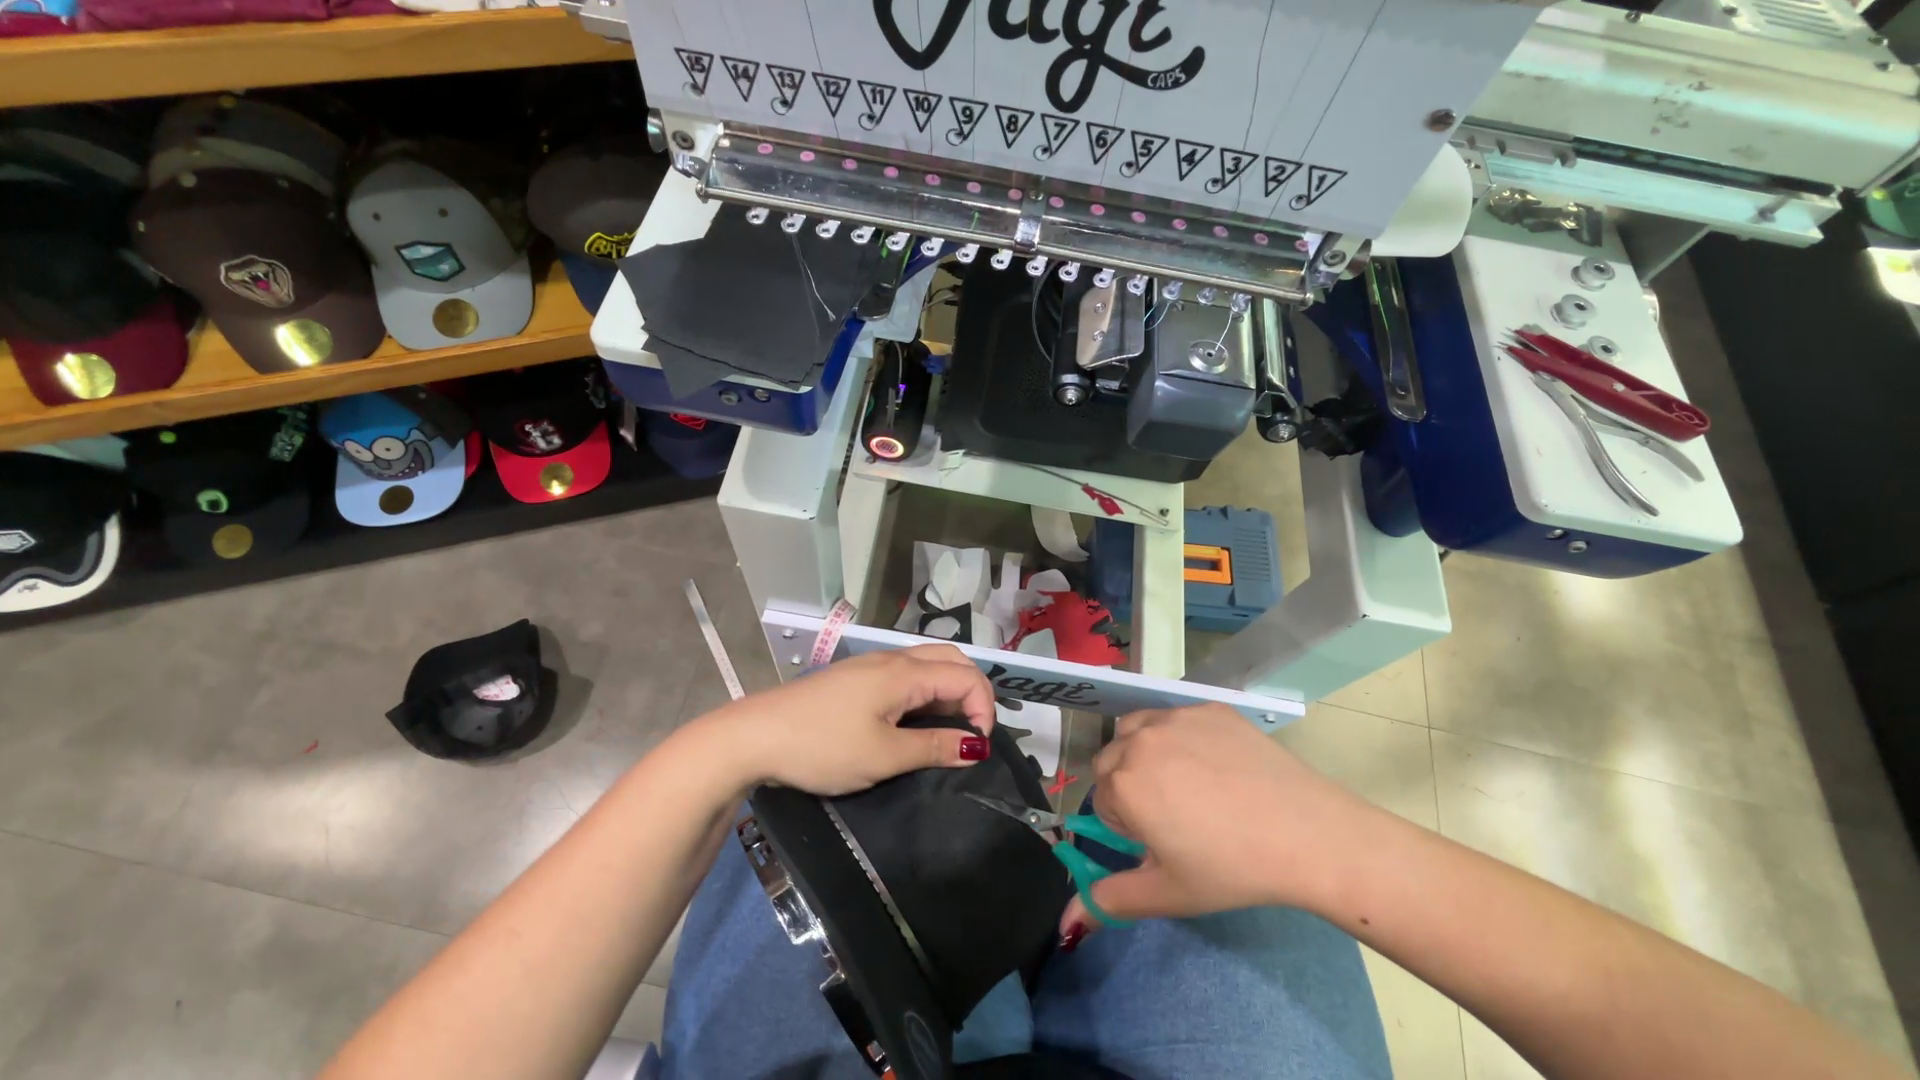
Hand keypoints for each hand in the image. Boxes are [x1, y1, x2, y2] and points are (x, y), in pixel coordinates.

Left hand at [704, 645, 996, 796]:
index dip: (983, 708)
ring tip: (947, 730)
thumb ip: (933, 747)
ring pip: (927, 665)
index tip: (977, 748)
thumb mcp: (884, 756)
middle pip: (950, 659)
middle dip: (972, 691)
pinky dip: (924, 692)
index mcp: (905, 673)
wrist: (753, 737)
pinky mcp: (853, 679)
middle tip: (971, 733)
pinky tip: (913, 721)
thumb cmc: (822, 747)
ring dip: (948, 690)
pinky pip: (905, 675)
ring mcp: (869, 666)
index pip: (966, 675)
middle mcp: (891, 659)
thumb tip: (976, 746)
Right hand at [1060, 704, 1377, 934]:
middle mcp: (1141, 740)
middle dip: (1129, 785)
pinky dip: (1183, 737)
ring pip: (1138, 731)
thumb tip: (1069, 922)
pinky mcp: (1211, 707)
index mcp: (1123, 784)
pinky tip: (1217, 766)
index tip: (1160, 842)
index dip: (1127, 825)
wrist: (1309, 834)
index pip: (1102, 800)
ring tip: (1186, 784)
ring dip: (1146, 752)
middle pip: (1112, 760)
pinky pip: (1177, 718)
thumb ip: (1110, 903)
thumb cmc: (1232, 869)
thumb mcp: (1168, 893)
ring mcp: (1177, 718)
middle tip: (1172, 816)